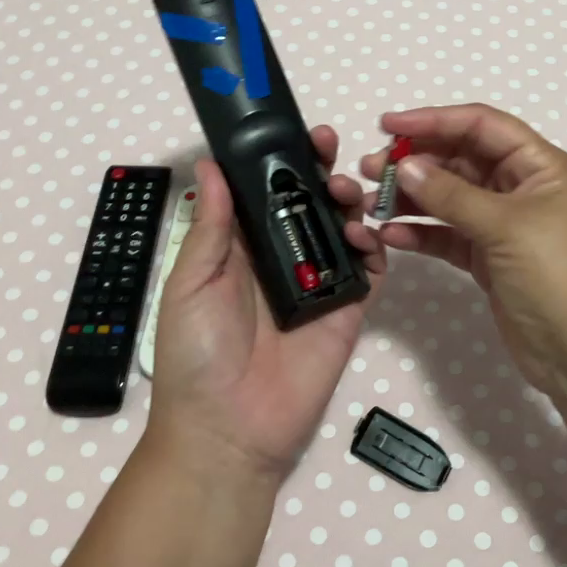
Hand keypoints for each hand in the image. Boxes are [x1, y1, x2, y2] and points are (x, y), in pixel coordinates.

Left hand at [146, 126, 385, 481]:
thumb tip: (211, 164)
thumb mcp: (191, 284)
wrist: (227, 432)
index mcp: (242, 249)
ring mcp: (320, 284)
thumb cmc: (196, 355)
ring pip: (343, 230)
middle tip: (329, 152)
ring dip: (348, 203)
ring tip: (344, 193)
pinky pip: (370, 271)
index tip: (297, 134)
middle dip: (322, 172)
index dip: (283, 161)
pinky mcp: (348, 311)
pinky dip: (374, 248)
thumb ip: (210, 225)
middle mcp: (284, 259)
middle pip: (311, 205)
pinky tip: (364, 236)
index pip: (268, 194)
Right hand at [360, 104, 566, 399]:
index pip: (481, 126)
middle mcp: (521, 188)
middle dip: (416, 162)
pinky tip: (391, 236)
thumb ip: (452, 195)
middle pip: (461, 159)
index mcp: (539, 166)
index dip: (434, 120)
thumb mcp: (505, 227)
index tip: (387, 125)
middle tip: (370, 170)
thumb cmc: (557, 275)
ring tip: (370, 204)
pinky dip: (421, 233)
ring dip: (412, 198)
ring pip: (449, 198)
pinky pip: (447, 235)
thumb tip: (406, 167)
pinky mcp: (488, 259)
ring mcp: (503, 225)